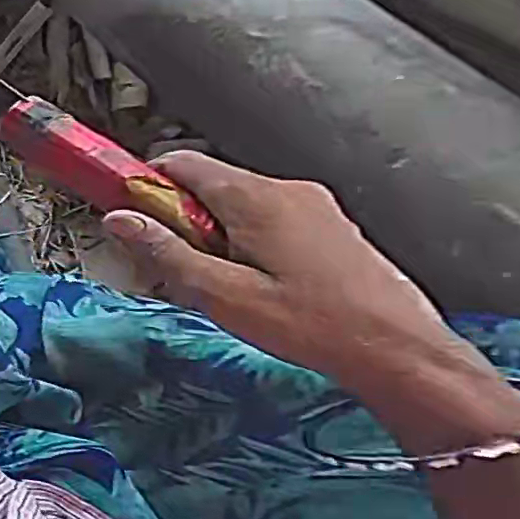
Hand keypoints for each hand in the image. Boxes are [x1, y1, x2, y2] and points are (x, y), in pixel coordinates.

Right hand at [101, 151, 497, 399]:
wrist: (402, 355)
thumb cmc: (308, 324)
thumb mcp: (218, 292)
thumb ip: (164, 251)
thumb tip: (117, 219)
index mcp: (256, 198)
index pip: (179, 163)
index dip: (145, 186)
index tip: (132, 220)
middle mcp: (286, 190)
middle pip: (204, 184)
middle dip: (175, 218)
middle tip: (172, 266)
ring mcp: (312, 206)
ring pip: (232, 204)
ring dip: (206, 233)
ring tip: (211, 281)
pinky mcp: (327, 227)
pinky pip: (261, 218)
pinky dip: (238, 240)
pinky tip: (247, 282)